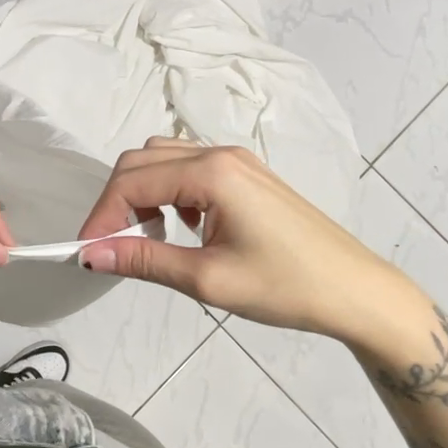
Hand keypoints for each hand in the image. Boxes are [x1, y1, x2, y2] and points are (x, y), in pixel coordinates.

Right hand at [75, 139, 424, 341]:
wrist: (358, 292)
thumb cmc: (286, 287)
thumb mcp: (207, 279)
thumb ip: (144, 260)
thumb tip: (91, 255)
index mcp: (211, 174)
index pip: (131, 181)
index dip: (101, 215)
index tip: (88, 253)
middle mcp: (219, 155)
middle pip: (141, 161)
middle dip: (116, 201)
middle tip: (112, 246)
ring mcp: (236, 161)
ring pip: (162, 159)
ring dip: (141, 193)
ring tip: (145, 237)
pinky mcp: (246, 174)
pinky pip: (188, 167)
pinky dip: (167, 191)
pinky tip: (181, 227)